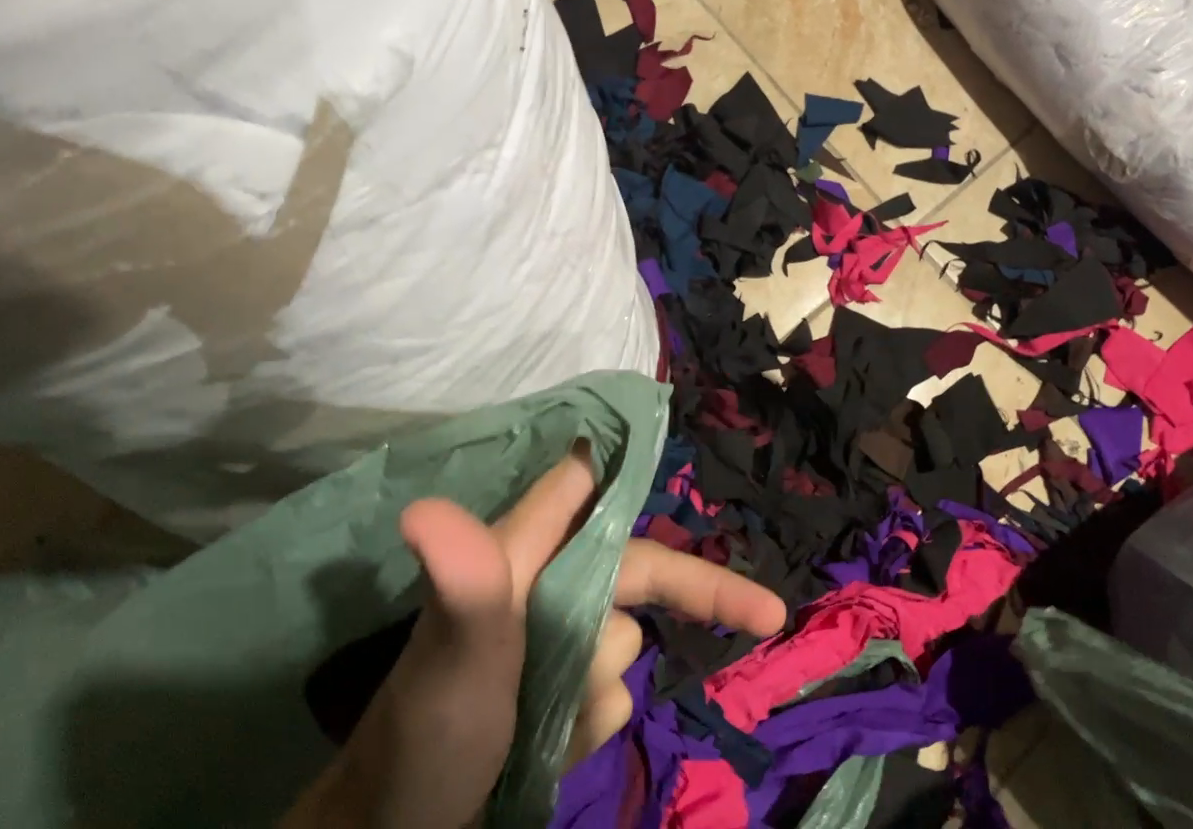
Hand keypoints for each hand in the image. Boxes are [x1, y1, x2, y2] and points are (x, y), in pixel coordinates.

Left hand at [284, 448, 786, 827]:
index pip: (584, 487)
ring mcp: (551, 646)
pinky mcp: (556, 694)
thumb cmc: (427, 733)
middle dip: (695, 593)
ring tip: (553, 719)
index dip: (630, 463)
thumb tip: (425, 509)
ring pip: (625, 639)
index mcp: (519, 557)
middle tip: (767, 616)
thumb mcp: (454, 662)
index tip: (688, 447)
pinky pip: (611, 695)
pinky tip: (556, 746)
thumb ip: (466, 586)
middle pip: (638, 567)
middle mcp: (542, 590)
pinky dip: (592, 723)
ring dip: (603, 683)